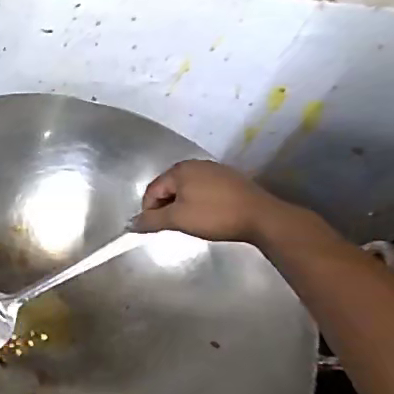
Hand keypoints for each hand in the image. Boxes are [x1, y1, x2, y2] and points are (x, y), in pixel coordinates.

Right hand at [131, 160, 288, 244]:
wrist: (262, 217)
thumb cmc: (215, 215)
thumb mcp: (178, 219)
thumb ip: (151, 220)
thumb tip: (131, 224)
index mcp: (180, 170)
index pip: (152, 190)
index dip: (148, 210)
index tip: (155, 228)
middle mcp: (195, 165)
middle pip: (168, 187)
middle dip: (165, 207)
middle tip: (172, 226)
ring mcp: (215, 170)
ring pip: (186, 189)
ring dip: (181, 205)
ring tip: (189, 222)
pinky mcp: (230, 179)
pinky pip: (203, 189)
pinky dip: (198, 202)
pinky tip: (207, 215)